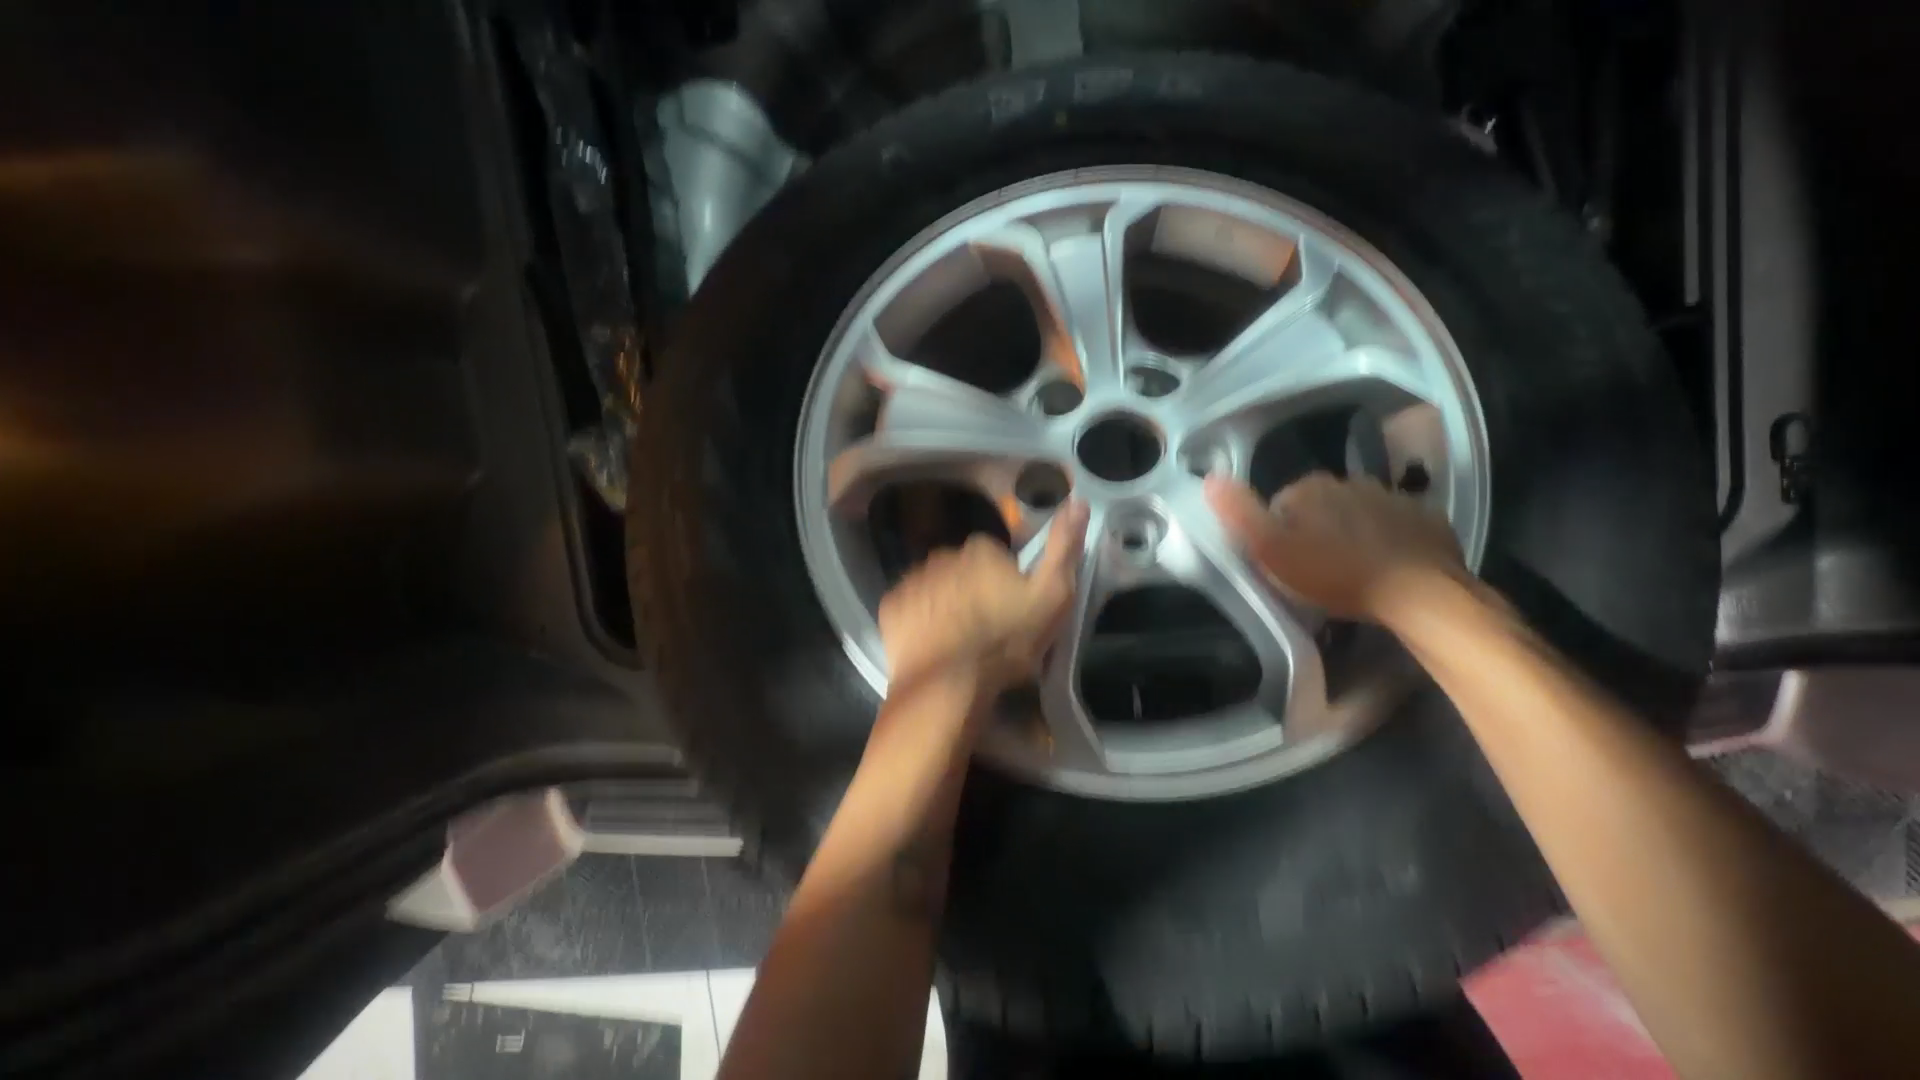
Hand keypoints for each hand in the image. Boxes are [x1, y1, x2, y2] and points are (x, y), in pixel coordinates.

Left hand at [878, 499, 1088, 696]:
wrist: (948, 685)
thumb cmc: (1006, 641)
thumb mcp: (1052, 597)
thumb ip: (1064, 549)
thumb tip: (1078, 502)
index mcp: (981, 549)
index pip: (996, 554)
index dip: (1007, 580)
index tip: (1013, 608)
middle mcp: (942, 555)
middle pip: (964, 570)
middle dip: (974, 590)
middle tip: (989, 627)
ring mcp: (912, 581)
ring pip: (936, 587)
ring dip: (947, 604)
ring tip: (961, 640)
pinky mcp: (891, 608)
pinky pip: (911, 607)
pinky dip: (921, 620)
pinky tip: (934, 644)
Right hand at [1204, 472, 1465, 621]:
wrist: (1418, 593)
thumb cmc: (1337, 575)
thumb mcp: (1272, 552)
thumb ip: (1240, 515)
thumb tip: (1210, 479)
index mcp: (1310, 488)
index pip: (1280, 505)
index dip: (1278, 535)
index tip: (1285, 565)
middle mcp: (1350, 481)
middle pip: (1321, 507)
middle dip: (1317, 531)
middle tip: (1317, 572)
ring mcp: (1392, 496)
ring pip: (1359, 513)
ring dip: (1353, 533)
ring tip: (1353, 570)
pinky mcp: (1426, 517)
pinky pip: (1397, 524)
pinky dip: (1390, 540)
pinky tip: (1388, 567)